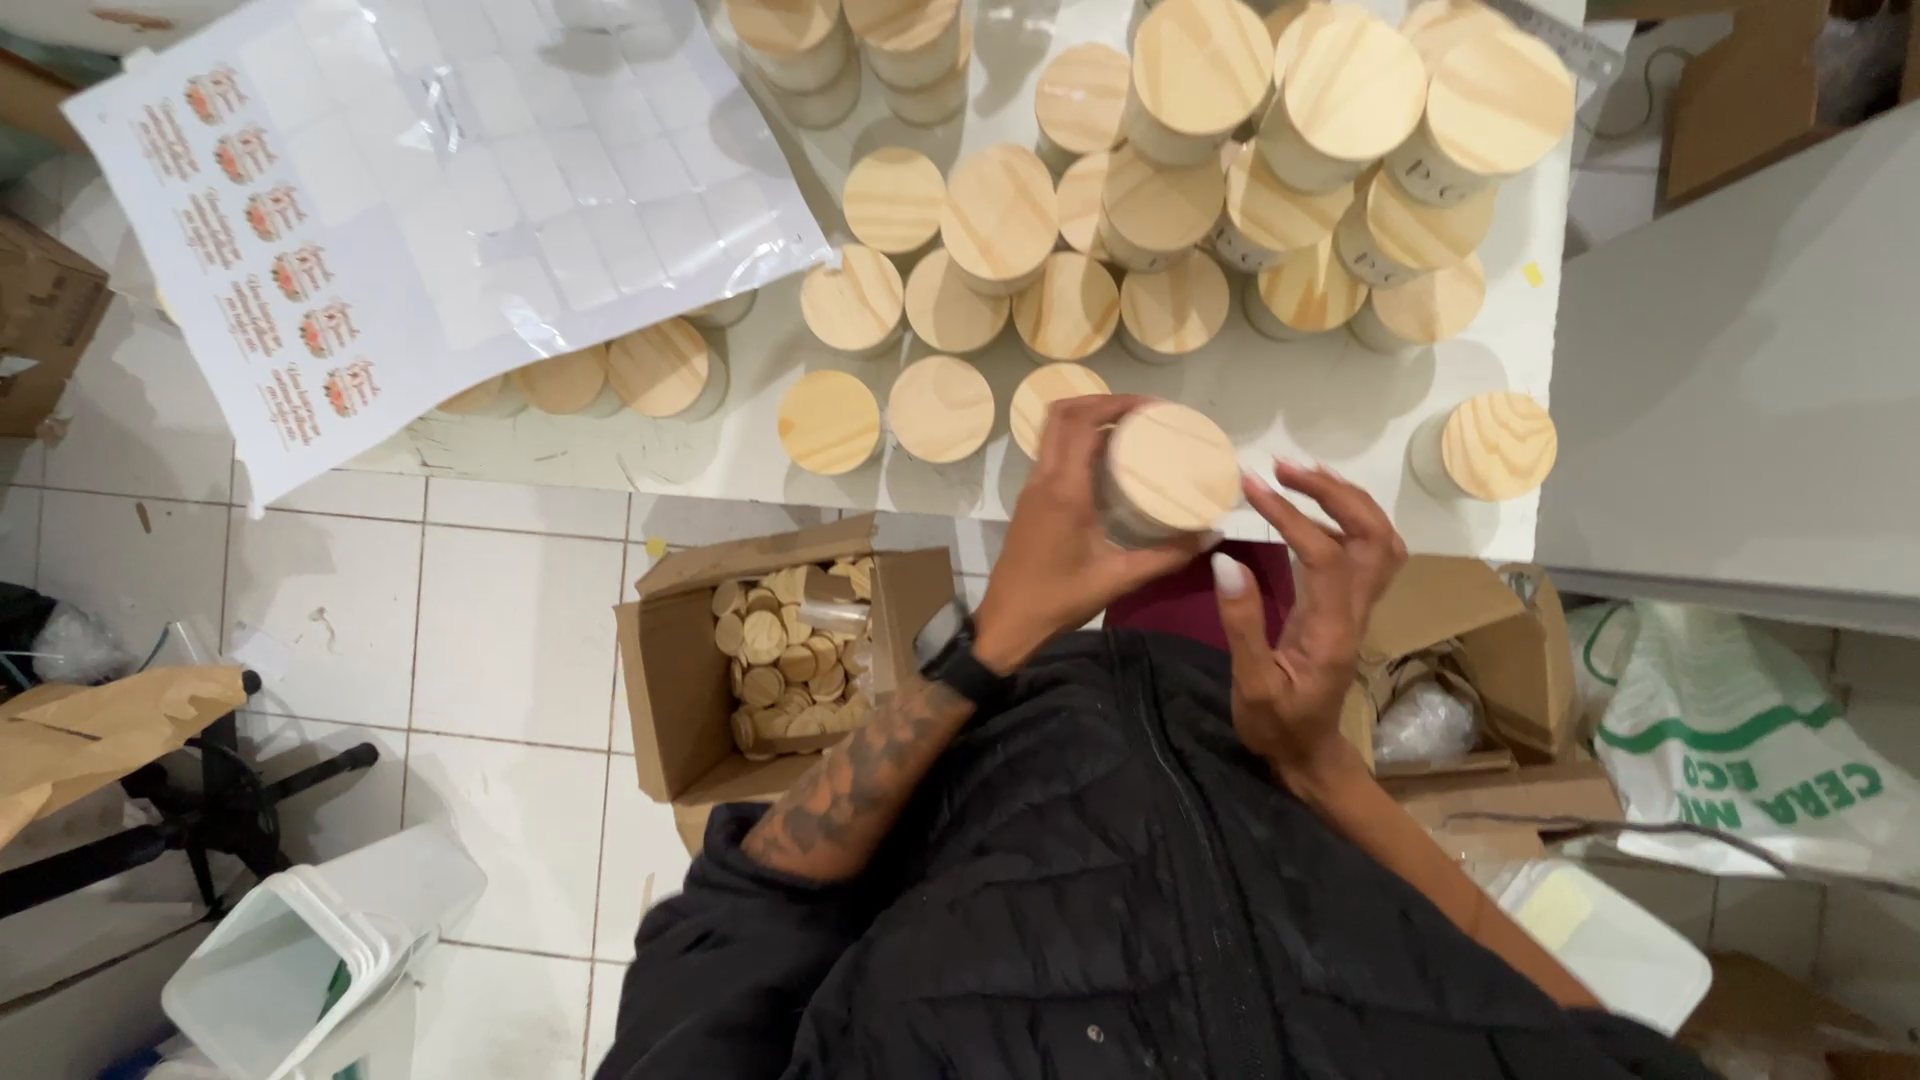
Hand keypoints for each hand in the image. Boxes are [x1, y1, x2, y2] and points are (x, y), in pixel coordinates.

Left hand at [974, 395, 1211, 673]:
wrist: (1008, 622)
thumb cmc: (1059, 599)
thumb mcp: (1118, 578)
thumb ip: (1167, 556)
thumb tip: (1211, 535)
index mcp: (1064, 490)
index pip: (1082, 422)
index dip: (1117, 404)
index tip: (1154, 409)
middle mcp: (1043, 480)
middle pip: (1062, 415)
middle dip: (1103, 402)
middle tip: (1144, 414)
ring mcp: (1032, 489)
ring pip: (1053, 433)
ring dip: (1088, 420)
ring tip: (1131, 430)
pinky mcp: (1030, 501)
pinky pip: (1052, 455)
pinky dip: (1077, 443)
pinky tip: (1108, 463)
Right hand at [1211, 461, 1406, 794]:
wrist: (1307, 753)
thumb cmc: (1275, 724)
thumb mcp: (1251, 682)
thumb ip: (1242, 624)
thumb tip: (1225, 561)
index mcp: (1331, 628)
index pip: (1324, 554)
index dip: (1289, 516)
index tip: (1251, 489)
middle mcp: (1355, 612)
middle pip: (1371, 535)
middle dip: (1333, 493)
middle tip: (1285, 468)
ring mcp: (1357, 609)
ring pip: (1379, 540)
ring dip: (1347, 500)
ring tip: (1302, 475)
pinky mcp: (1348, 608)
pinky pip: (1367, 552)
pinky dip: (1347, 519)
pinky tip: (1313, 508)